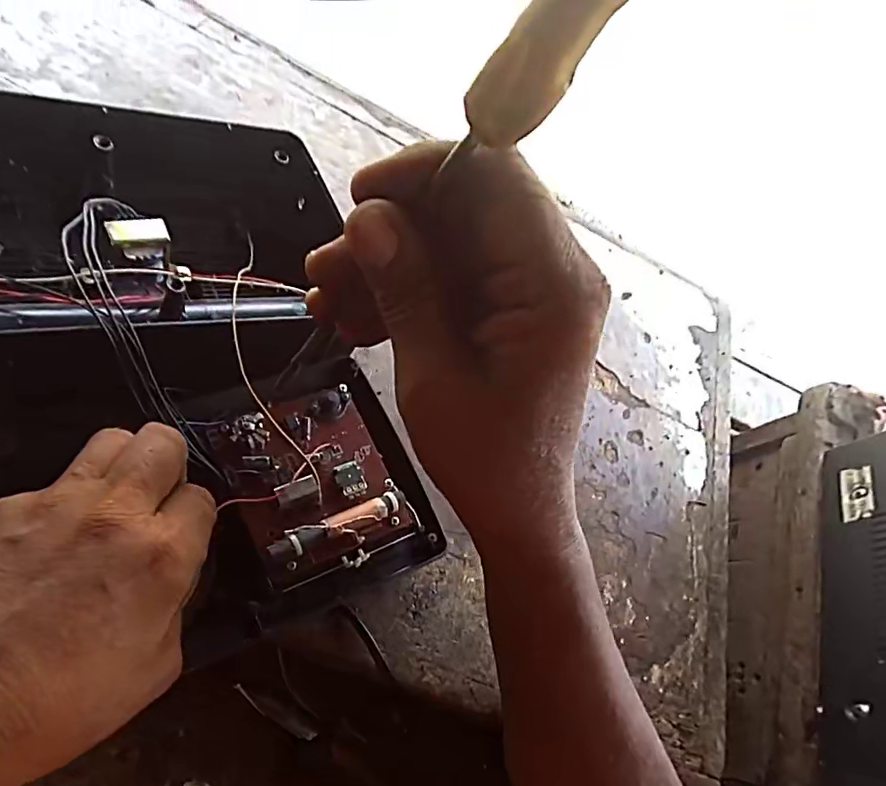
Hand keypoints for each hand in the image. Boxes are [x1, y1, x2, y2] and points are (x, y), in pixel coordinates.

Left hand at [0, 424, 215, 785]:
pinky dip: (70, 500)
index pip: (202, 497)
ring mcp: (56, 502)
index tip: (185, 539)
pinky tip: (55, 542)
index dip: (197, 518)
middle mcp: (116, 513)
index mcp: (163, 555)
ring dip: (125, 465)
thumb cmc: (72, 703)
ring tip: (116, 505)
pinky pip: (57, 481)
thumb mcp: (160, 663)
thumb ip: (175, 601)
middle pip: (161, 440)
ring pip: (112, 438)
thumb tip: (171, 574)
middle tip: (157, 502)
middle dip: (170, 465)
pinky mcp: (7, 507)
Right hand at [304, 141, 609, 561]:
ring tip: (329, 304)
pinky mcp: (517, 314)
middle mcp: (557, 274)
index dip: (420, 173)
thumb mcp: (433, 375)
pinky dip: (409, 294)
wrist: (517, 512)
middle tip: (328, 268)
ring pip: (451, 246)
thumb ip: (406, 289)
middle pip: (467, 208)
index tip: (358, 200)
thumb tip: (369, 218)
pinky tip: (358, 322)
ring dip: (388, 267)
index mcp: (553, 282)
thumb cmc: (484, 461)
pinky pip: (458, 281)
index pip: (493, 175)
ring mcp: (538, 293)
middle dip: (391, 231)